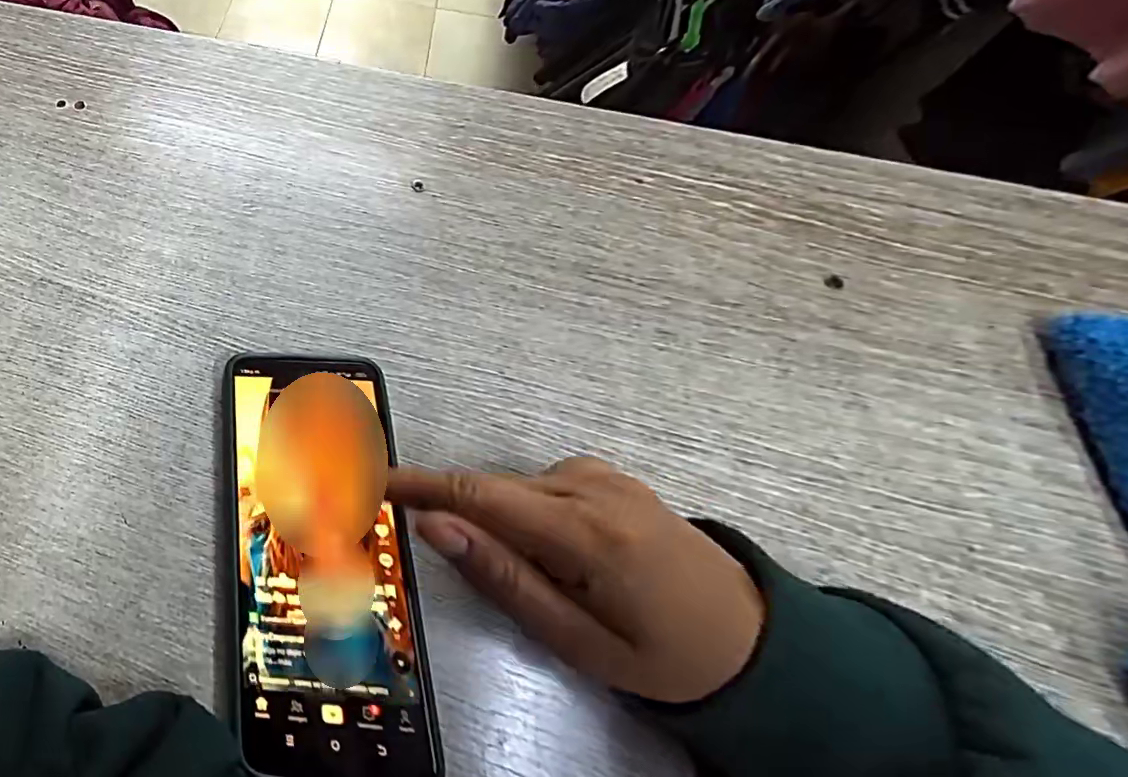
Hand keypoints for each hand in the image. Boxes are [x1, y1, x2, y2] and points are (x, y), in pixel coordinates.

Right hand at [388, 457, 763, 702]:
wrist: (749, 635)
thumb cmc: (664, 654)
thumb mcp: (578, 639)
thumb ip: (503, 576)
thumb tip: (437, 526)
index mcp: (585, 529)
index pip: (480, 493)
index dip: (421, 484)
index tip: (378, 479)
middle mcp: (590, 484)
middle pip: (495, 490)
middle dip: (466, 518)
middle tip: (465, 563)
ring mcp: (602, 473)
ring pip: (517, 489)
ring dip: (505, 524)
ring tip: (545, 579)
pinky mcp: (606, 473)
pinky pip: (543, 485)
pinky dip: (530, 513)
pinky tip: (561, 551)